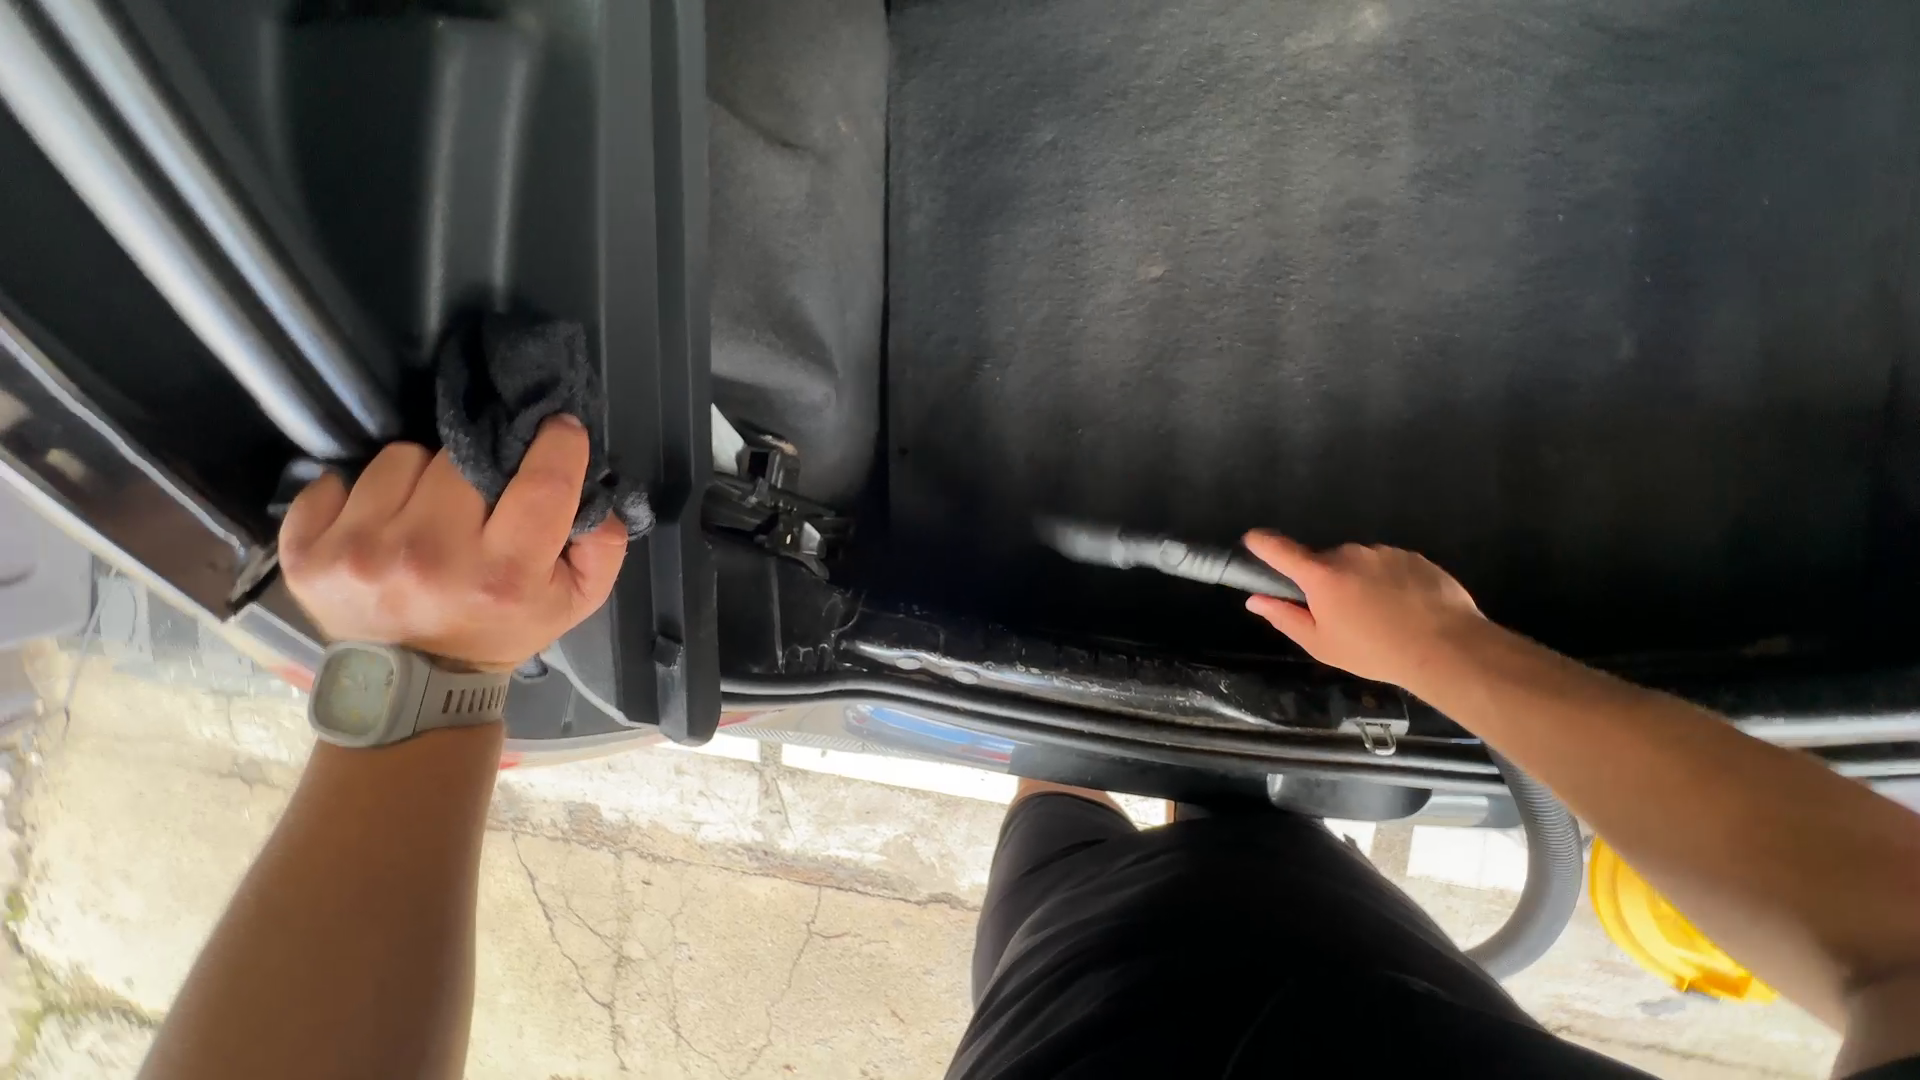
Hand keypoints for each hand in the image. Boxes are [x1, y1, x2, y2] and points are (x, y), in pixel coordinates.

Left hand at [278, 415, 627, 671]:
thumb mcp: (576, 601)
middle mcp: (429, 559)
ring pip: (400, 459)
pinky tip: (380, 522)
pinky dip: (360, 494)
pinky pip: (335, 480)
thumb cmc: (502, 631)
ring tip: (428, 510)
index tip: (560, 428)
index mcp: (503, 575)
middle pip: (463, 460)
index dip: (558, 444)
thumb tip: (595, 486)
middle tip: (482, 495)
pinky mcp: (305, 554)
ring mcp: (359, 553)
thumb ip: (603, 545)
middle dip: (480, 468)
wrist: (414, 687)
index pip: (542, 483)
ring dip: (421, 477)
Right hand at [1241, 531, 1486, 688]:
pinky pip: (1389, 565)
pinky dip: (1389, 581)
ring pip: (1358, 562)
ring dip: (1359, 580)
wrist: (1447, 648)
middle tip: (1339, 613)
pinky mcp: (1413, 557)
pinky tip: (1403, 608)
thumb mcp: (1321, 644)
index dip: (1261, 542)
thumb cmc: (1374, 651)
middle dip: (1325, 580)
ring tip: (1379, 614)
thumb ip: (1285, 617)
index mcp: (1320, 575)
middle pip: (1324, 560)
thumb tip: (1256, 600)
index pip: (1278, 548)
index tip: (1252, 541)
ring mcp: (1384, 552)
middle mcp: (1349, 553)